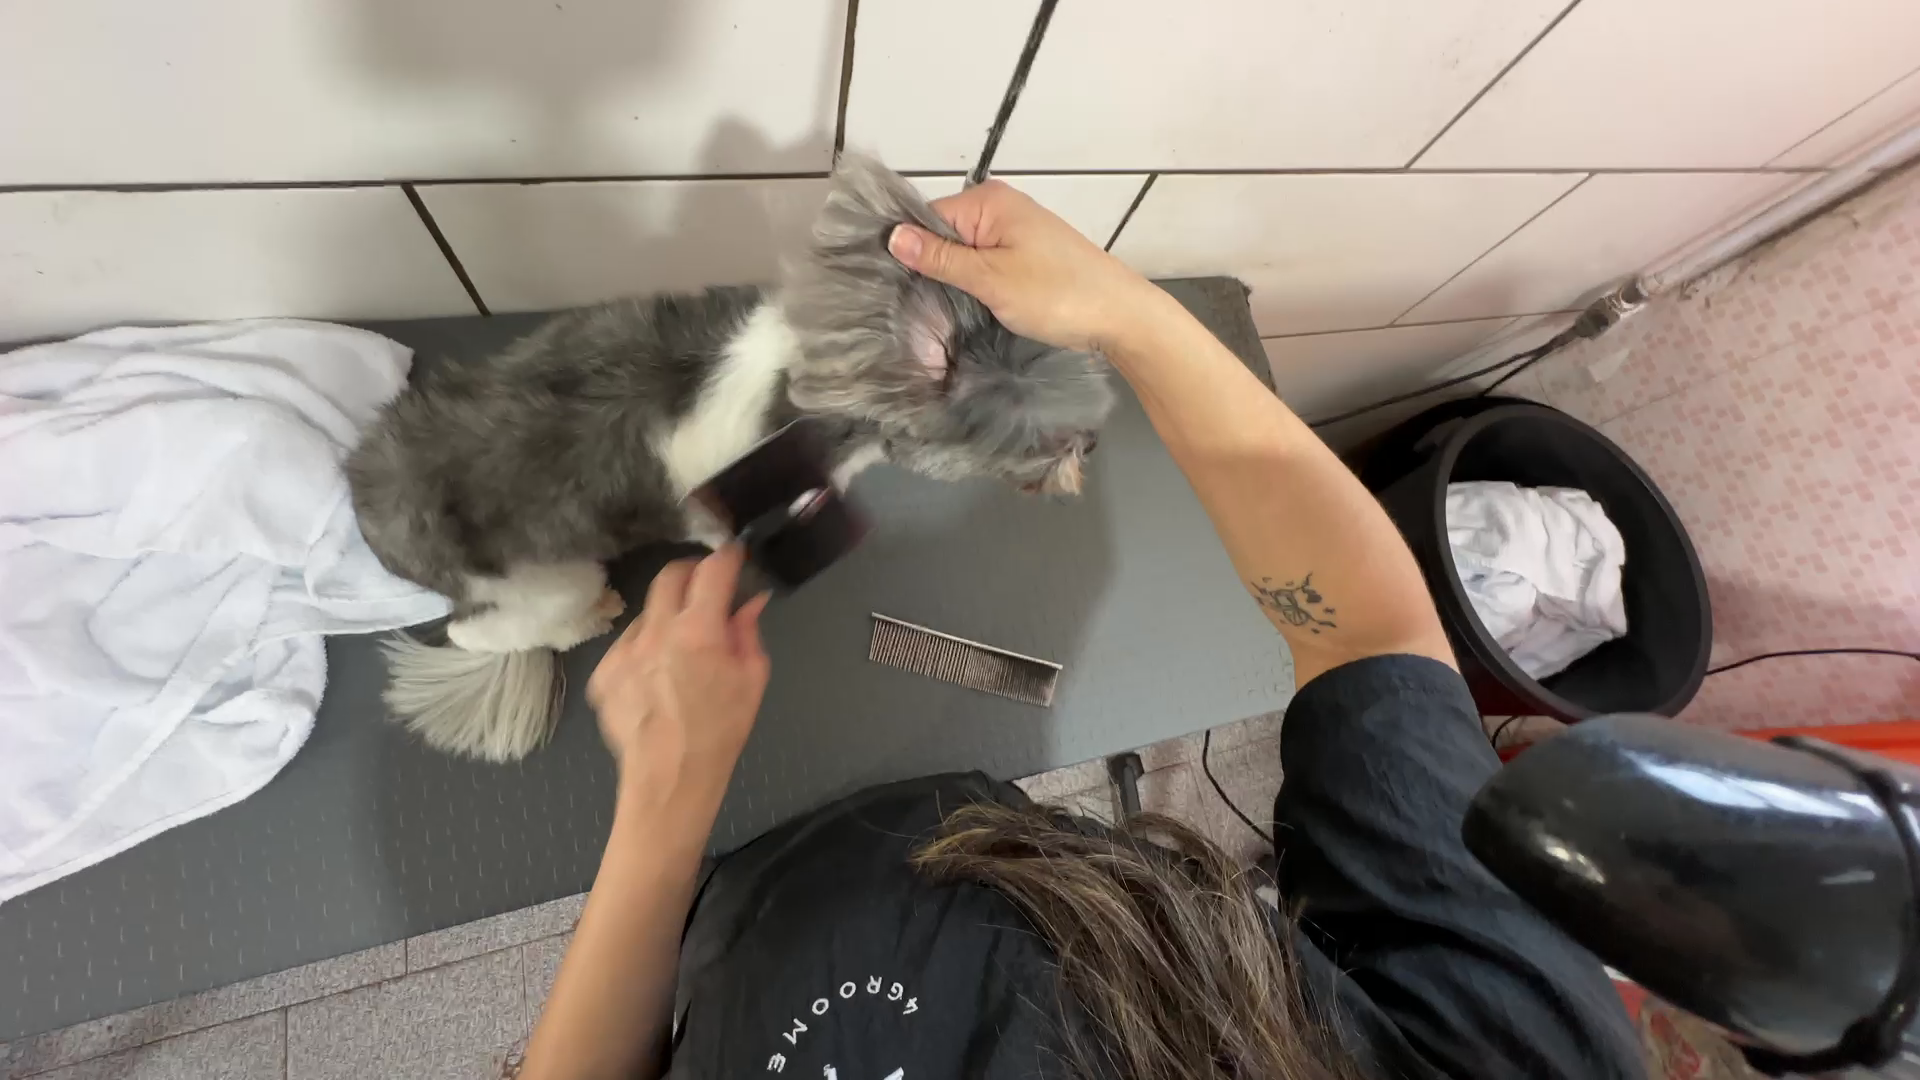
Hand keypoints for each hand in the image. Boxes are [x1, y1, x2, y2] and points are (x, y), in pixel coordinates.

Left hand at [585, 546, 770, 811]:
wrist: (670, 780)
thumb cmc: (722, 730)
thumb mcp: (752, 678)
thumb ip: (748, 631)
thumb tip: (749, 602)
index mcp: (699, 631)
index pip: (712, 570)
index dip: (727, 555)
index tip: (734, 553)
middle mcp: (656, 631)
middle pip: (670, 575)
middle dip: (693, 571)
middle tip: (708, 586)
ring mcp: (623, 651)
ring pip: (648, 611)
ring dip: (669, 615)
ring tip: (683, 648)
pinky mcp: (603, 672)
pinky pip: (628, 643)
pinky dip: (646, 647)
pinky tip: (658, 675)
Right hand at [886, 179, 1168, 354]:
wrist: (1118, 316)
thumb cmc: (1057, 294)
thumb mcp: (991, 278)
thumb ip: (941, 258)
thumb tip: (893, 237)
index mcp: (988, 202)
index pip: (927, 219)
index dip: (911, 253)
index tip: (896, 290)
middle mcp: (1000, 209)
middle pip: (944, 237)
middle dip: (932, 271)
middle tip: (917, 312)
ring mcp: (1014, 234)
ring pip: (964, 257)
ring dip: (953, 284)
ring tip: (939, 316)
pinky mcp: (1025, 259)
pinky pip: (985, 268)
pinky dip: (974, 289)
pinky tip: (967, 311)